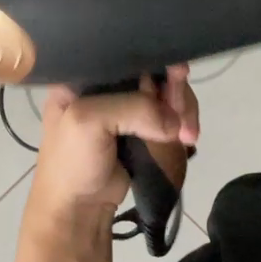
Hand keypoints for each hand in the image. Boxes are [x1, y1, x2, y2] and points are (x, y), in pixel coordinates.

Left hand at [29, 65, 200, 215]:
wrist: (78, 210)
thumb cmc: (72, 161)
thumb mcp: (89, 121)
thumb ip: (134, 109)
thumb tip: (175, 121)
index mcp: (83, 74)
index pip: (127, 51)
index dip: (154, 60)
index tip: (175, 76)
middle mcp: (106, 85)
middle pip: (154, 71)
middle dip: (174, 91)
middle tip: (181, 116)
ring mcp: (126, 107)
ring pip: (167, 93)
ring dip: (184, 110)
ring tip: (188, 136)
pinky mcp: (142, 127)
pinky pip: (171, 113)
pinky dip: (183, 121)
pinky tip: (188, 137)